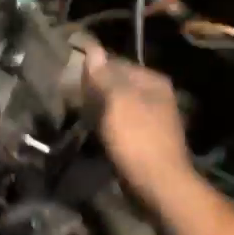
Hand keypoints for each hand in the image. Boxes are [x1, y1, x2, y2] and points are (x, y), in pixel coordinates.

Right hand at [82, 45, 189, 190]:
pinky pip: (120, 126)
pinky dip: (107, 128)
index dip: (93, 71)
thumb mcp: (117, 101)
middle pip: (116, 85)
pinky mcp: (144, 141)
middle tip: (76, 104)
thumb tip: (93, 48)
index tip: (73, 85)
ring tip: (82, 120)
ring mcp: (151, 119)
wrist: (159, 186)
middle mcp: (155, 96)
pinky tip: (96, 135)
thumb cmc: (137, 139)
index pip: (115, 63)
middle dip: (95, 93)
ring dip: (98, 112)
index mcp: (152, 81)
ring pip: (116, 107)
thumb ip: (104, 75)